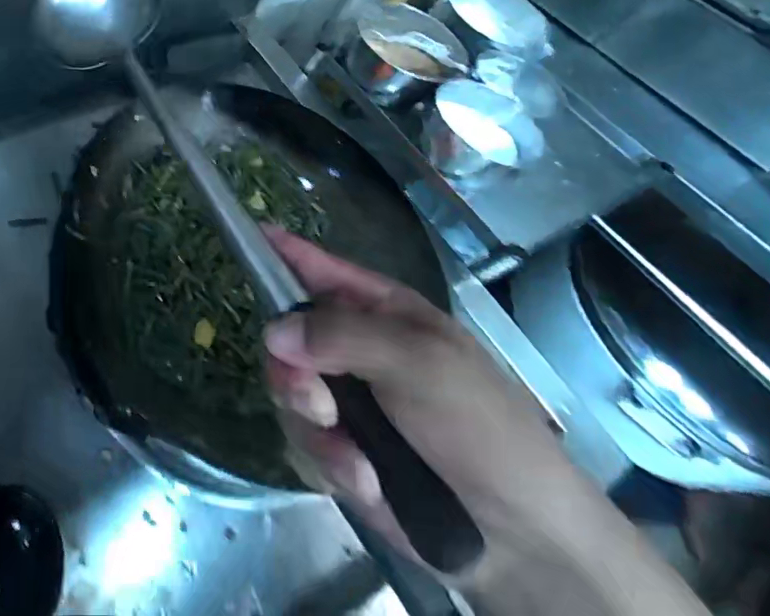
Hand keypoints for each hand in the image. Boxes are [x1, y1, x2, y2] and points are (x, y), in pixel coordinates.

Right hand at [261, 227, 614, 579]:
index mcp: (380, 311)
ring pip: (289, 393)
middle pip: (286, 338)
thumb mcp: (418, 363)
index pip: (321, 269)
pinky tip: (368, 481)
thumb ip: (343, 336)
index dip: (285, 252)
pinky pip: (305, 441)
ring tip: (358, 460)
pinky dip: (332, 464)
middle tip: (318, 403)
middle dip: (295, 376)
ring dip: (317, 430)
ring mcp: (347, 399)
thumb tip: (273, 329)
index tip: (251, 234)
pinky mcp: (342, 448)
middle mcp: (354, 348)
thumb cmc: (479, 426)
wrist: (518, 534)